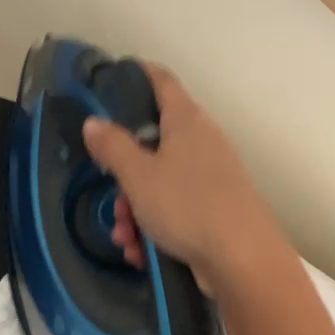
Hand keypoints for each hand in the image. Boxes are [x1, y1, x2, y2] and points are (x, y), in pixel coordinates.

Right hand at [81, 64, 290, 298]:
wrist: (240, 257)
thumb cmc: (186, 206)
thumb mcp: (138, 176)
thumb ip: (113, 147)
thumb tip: (93, 122)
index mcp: (185, 120)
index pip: (160, 81)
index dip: (134, 77)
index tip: (107, 87)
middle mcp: (201, 141)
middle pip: (152, 145)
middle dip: (125, 178)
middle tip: (114, 203)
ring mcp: (210, 176)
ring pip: (159, 185)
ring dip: (135, 212)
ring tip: (127, 240)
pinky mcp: (214, 210)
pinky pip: (174, 211)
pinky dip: (154, 229)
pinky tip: (143, 254)